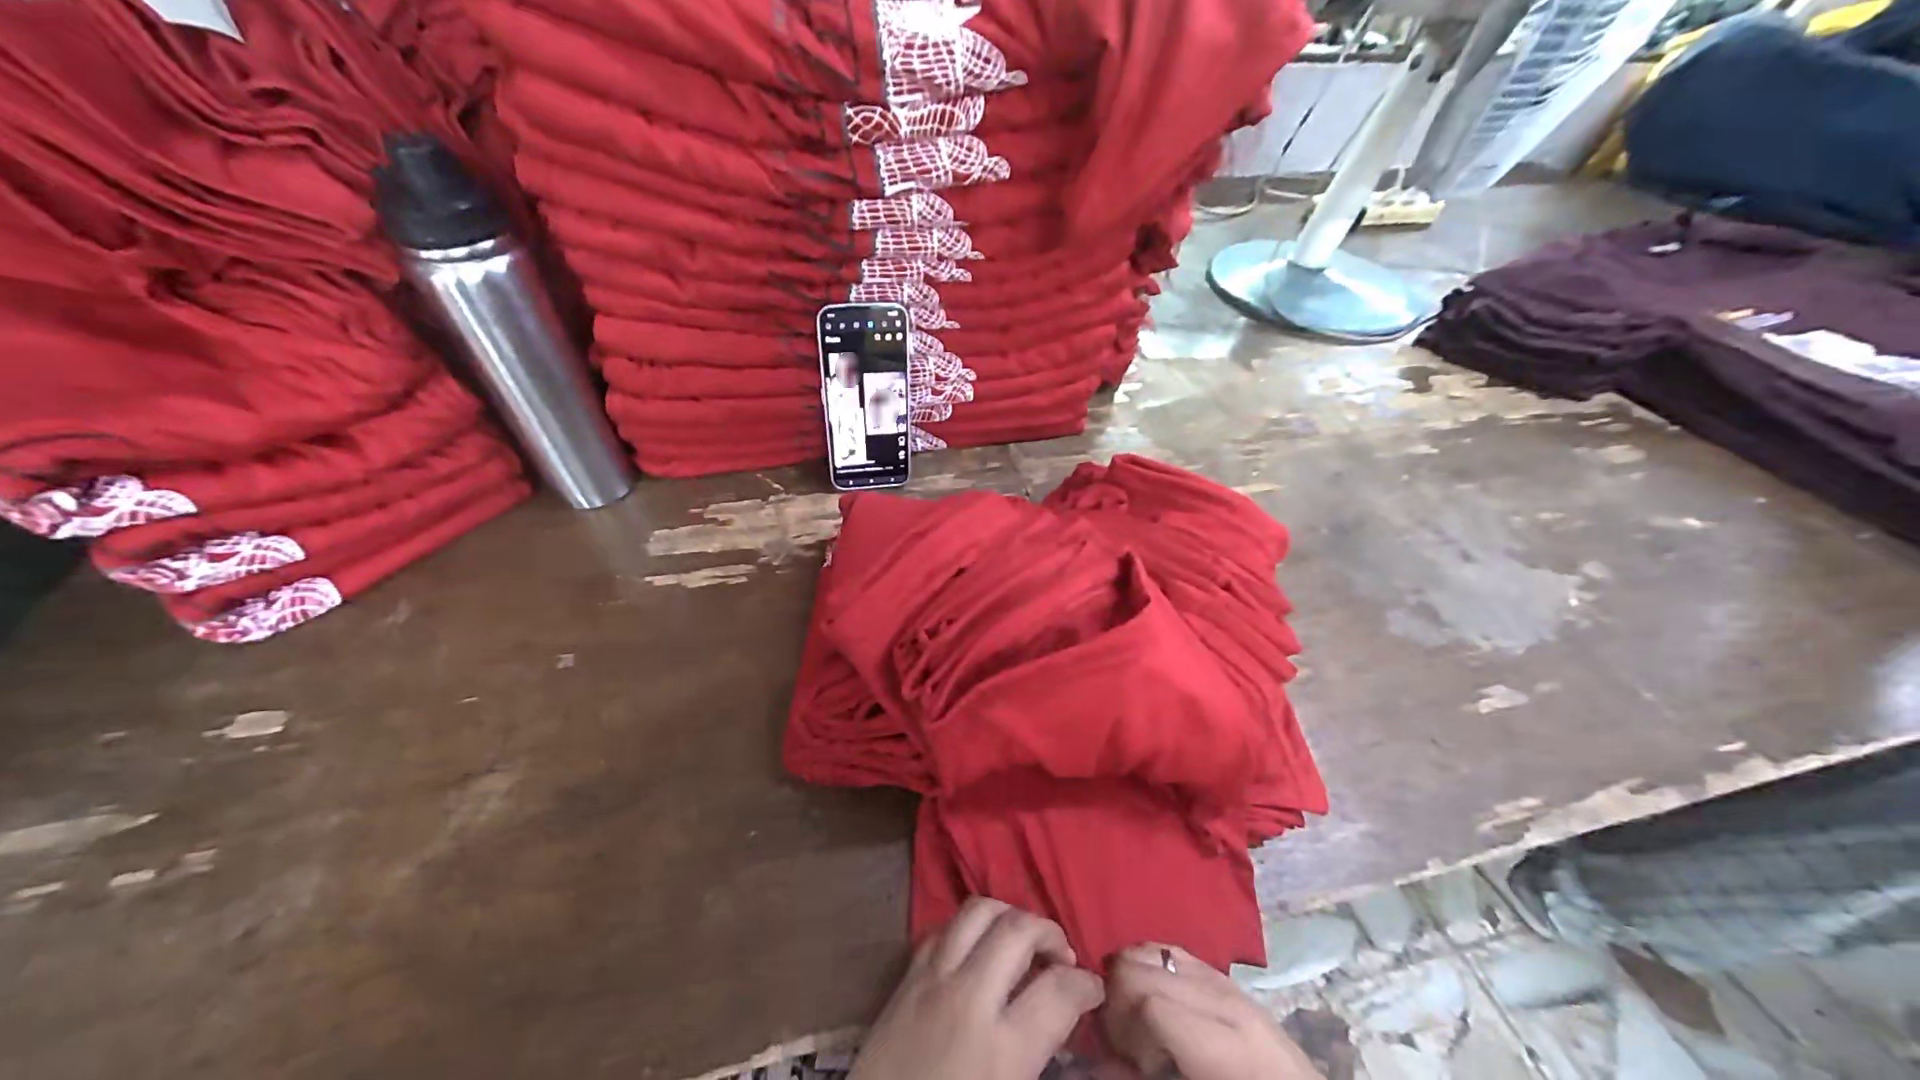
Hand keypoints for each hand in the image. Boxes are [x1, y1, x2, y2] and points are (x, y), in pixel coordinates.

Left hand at [849, 897, 1104, 1079]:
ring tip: (1022, 940)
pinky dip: (968, 927)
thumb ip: (1043, 1058)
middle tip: (1062, 958)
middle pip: (1019, 930)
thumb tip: (1078, 1028)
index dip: (1087, 986)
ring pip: (978, 911)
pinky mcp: (906, 975)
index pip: (1059, 992)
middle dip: (1050, 933)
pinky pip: (943, 927)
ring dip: (1009, 916)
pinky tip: (978, 950)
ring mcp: (933, 978)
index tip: (1094, 990)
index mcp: (1002, 1050)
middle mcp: (968, 998)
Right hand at [1102, 944, 1322, 1079]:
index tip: (1120, 1057)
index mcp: (1226, 1047)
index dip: (1122, 1027)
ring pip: (1153, 951)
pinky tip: (1152, 1003)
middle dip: (1117, 1000)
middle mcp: (1226, 1001)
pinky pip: (1172, 953)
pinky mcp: (1225, 979)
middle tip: (1119, 1040)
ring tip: (1133, 1020)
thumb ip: (1140, 1079)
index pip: (1151, 1003)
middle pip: (1144, 967)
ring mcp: (1226, 983)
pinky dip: (1148, 970)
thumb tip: (1098, 1065)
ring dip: (1129, 980)